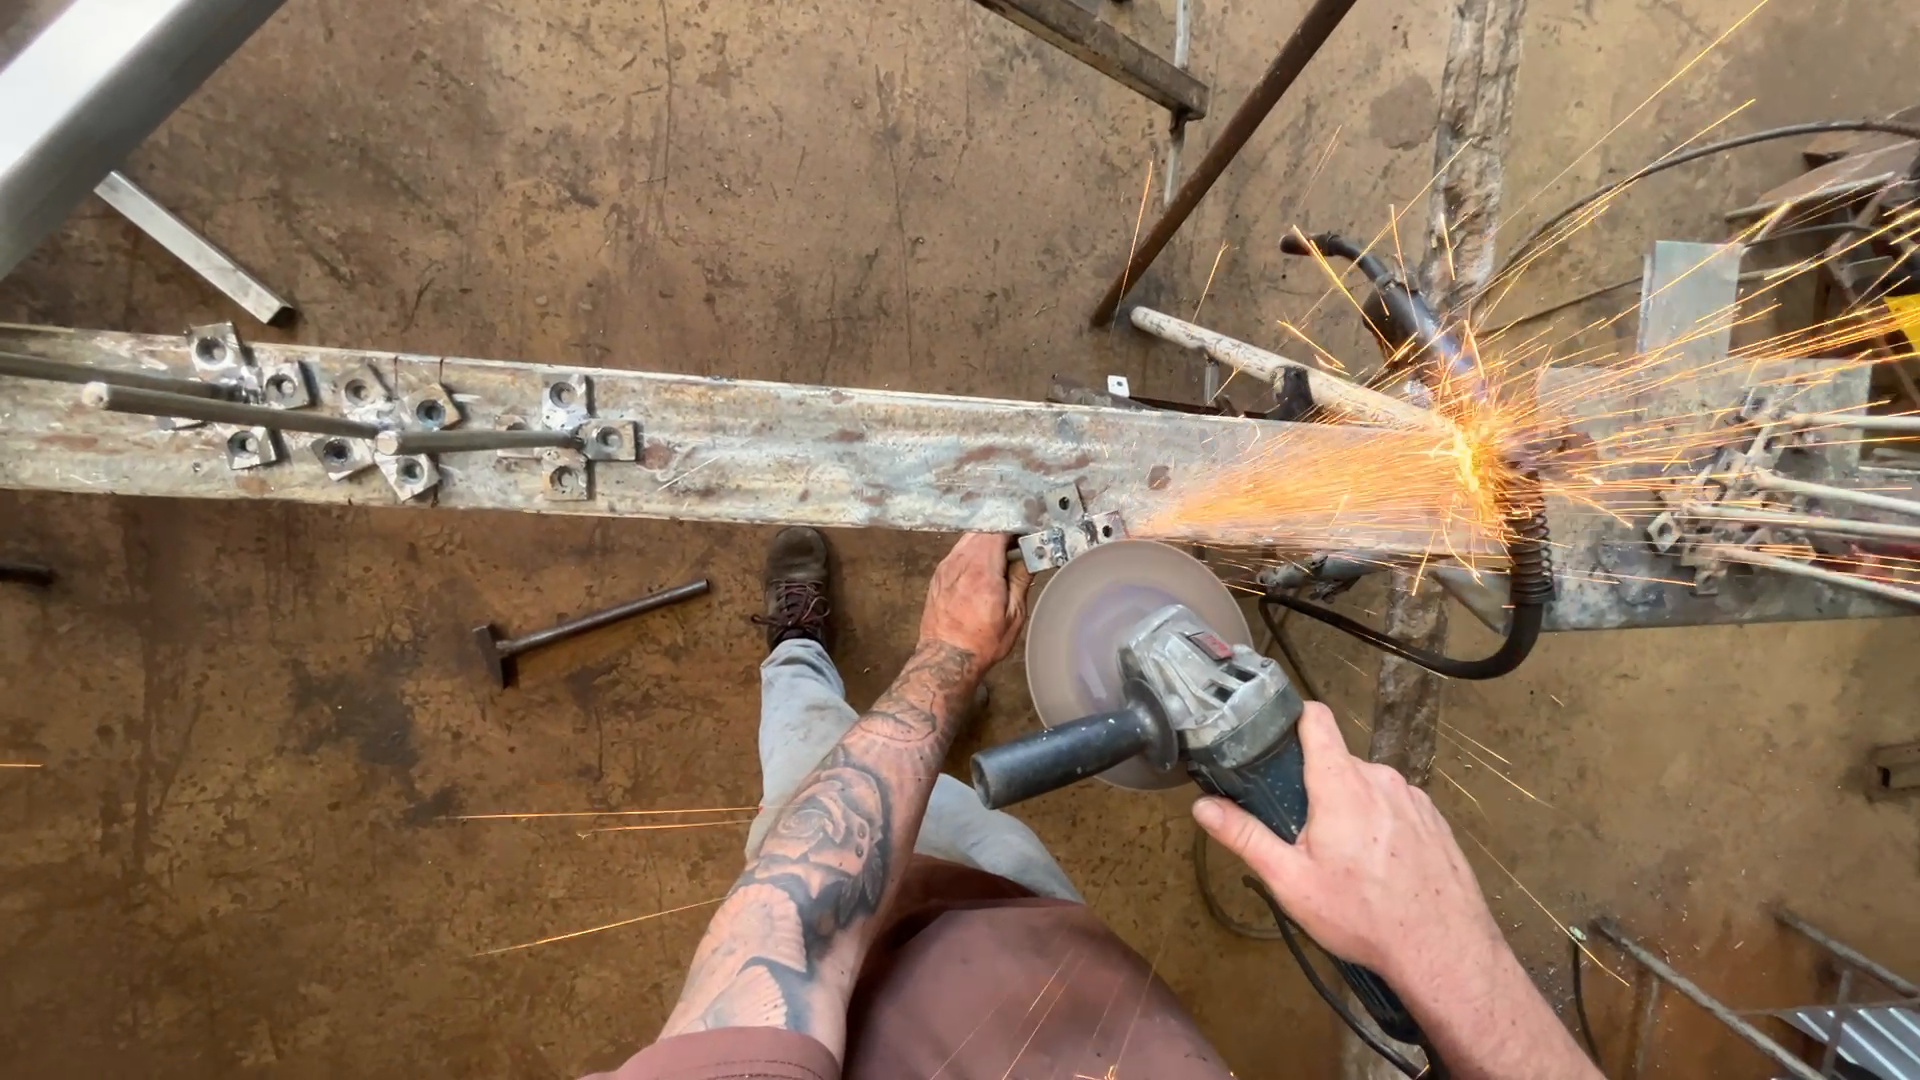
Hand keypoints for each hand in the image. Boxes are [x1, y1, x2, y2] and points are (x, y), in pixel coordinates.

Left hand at [916, 533, 1031, 673]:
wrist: (946, 658)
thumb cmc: (982, 642)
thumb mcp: (1014, 615)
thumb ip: (1021, 579)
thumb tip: (1031, 555)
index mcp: (982, 570)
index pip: (998, 530)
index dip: (1015, 527)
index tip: (1028, 533)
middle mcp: (960, 563)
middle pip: (983, 530)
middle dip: (1002, 532)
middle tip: (1018, 545)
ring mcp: (946, 567)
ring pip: (969, 538)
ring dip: (987, 541)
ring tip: (1002, 557)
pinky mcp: (938, 574)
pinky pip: (958, 551)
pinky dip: (973, 552)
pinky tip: (983, 568)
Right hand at [1191, 704, 1503, 990]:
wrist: (1449, 957)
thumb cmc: (1364, 916)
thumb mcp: (1291, 881)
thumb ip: (1244, 836)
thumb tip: (1202, 806)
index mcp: (1341, 783)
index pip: (1316, 717)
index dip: (1292, 717)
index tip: (1272, 738)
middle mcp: (1380, 778)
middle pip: (1335, 759)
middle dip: (1314, 783)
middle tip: (1301, 827)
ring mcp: (1413, 798)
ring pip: (1365, 784)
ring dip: (1348, 804)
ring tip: (1342, 853)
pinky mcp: (1436, 820)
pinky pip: (1394, 804)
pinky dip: (1380, 821)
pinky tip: (1379, 863)